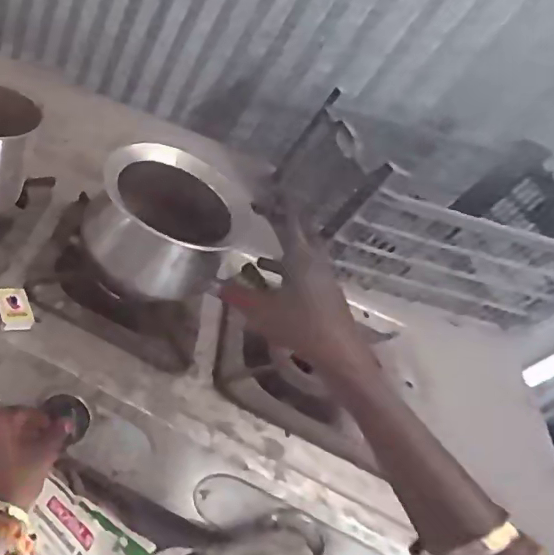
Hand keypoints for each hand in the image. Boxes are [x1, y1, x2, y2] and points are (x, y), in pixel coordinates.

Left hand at [0, 406, 70, 508]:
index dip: (44, 420)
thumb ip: (56, 435)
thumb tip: (67, 421)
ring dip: (21, 434)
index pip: (26, 412)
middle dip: (32, 426)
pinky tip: (24, 453)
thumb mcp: (43, 455)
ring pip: (5, 429)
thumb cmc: (22, 477)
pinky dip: (10, 442)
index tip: (56, 430)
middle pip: (14, 419)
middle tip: (48, 437)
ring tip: (38, 446)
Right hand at [220, 210, 373, 374]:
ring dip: (285, 246)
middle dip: (283, 221)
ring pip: (303, 252)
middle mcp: (315, 261)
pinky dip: (287, 267)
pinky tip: (272, 279)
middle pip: (301, 232)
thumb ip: (236, 295)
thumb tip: (211, 282)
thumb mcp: (261, 311)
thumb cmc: (301, 327)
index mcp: (300, 257)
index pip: (288, 221)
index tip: (260, 197)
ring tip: (261, 249)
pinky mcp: (325, 293)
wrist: (341, 357)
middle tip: (264, 215)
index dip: (275, 207)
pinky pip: (304, 269)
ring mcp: (323, 277)